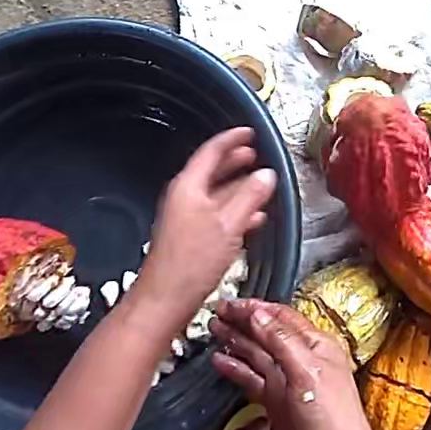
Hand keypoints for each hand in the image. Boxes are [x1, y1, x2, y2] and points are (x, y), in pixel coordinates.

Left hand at [132, 127, 275, 315]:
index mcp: (189, 187)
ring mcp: (185, 217)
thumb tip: (266, 175)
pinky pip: (215, 215)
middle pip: (212, 171)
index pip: (211, 151)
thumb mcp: (229, 224)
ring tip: (260, 183)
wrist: (165, 297)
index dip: (232, 139)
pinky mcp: (189, 236)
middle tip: (255, 153)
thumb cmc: (190, 262)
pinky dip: (234, 212)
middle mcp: (184, 197)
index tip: (248, 132)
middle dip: (235, 162)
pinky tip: (250, 219)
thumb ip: (249, 197)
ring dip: (238, 188)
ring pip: (216, 194)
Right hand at [208, 299, 386, 429]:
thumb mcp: (306, 372)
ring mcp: (286, 379)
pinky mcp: (276, 399)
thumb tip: (257, 314)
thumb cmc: (332, 420)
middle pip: (265, 331)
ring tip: (214, 329)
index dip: (254, 308)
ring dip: (235, 340)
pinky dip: (235, 368)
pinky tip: (219, 361)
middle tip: (217, 313)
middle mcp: (299, 358)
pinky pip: (251, 377)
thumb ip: (280, 340)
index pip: (279, 317)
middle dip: (241, 321)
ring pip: (256, 353)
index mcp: (314, 345)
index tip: (230, 304)